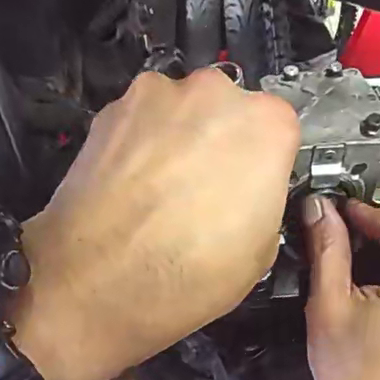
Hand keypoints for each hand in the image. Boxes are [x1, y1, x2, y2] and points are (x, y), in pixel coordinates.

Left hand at [13, 69, 299, 379]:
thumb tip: (255, 188)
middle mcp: (216, 95)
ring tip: (172, 193)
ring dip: (185, 140)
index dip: (269, 161)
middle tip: (216, 191)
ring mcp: (159, 95)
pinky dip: (146, 145)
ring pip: (187, 113)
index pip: (282, 128)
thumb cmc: (189, 272)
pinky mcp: (112, 110)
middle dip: (226, 143)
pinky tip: (141, 188)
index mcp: (268, 125)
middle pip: (233, 110)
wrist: (97, 284)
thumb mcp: (265, 246)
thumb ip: (267, 195)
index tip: (259, 184)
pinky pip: (145, 120)